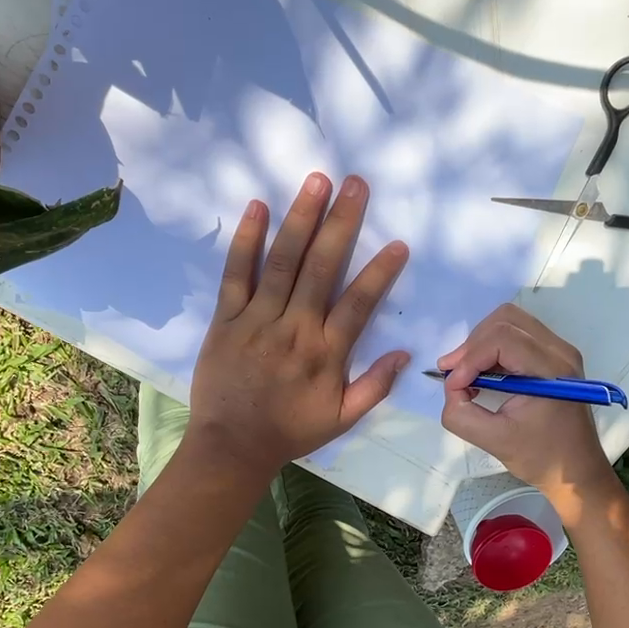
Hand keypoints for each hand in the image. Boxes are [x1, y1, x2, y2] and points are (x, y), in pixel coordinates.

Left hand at [187, 173, 410, 476]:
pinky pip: (235, 274)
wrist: (232, 446)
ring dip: (300, 219)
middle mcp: (294, 329)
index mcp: (325, 355)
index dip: (379, 273)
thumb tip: (403, 354)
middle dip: (341, 224)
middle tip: (356, 184)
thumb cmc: (290, 432)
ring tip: (316, 181)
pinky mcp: (225, 319)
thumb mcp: (341, 419)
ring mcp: (256, 321)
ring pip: (282, 262)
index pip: (358, 304)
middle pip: (321, 268)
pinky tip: (258, 207)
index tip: (397, 243)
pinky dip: (246, 241)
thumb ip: (374, 387)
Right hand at [438, 304, 615, 506]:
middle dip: (473, 345)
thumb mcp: (495, 441)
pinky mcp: (554, 357)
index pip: (503, 339)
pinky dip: (493, 350)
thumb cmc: (542, 458)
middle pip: (506, 320)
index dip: (470, 357)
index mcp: (552, 370)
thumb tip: (451, 388)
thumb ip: (462, 415)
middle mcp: (560, 351)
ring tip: (467, 375)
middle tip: (455, 375)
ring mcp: (560, 351)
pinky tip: (483, 375)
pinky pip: (518, 336)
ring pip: (510, 323)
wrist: (577, 470)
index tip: (454, 385)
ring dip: (481, 344)